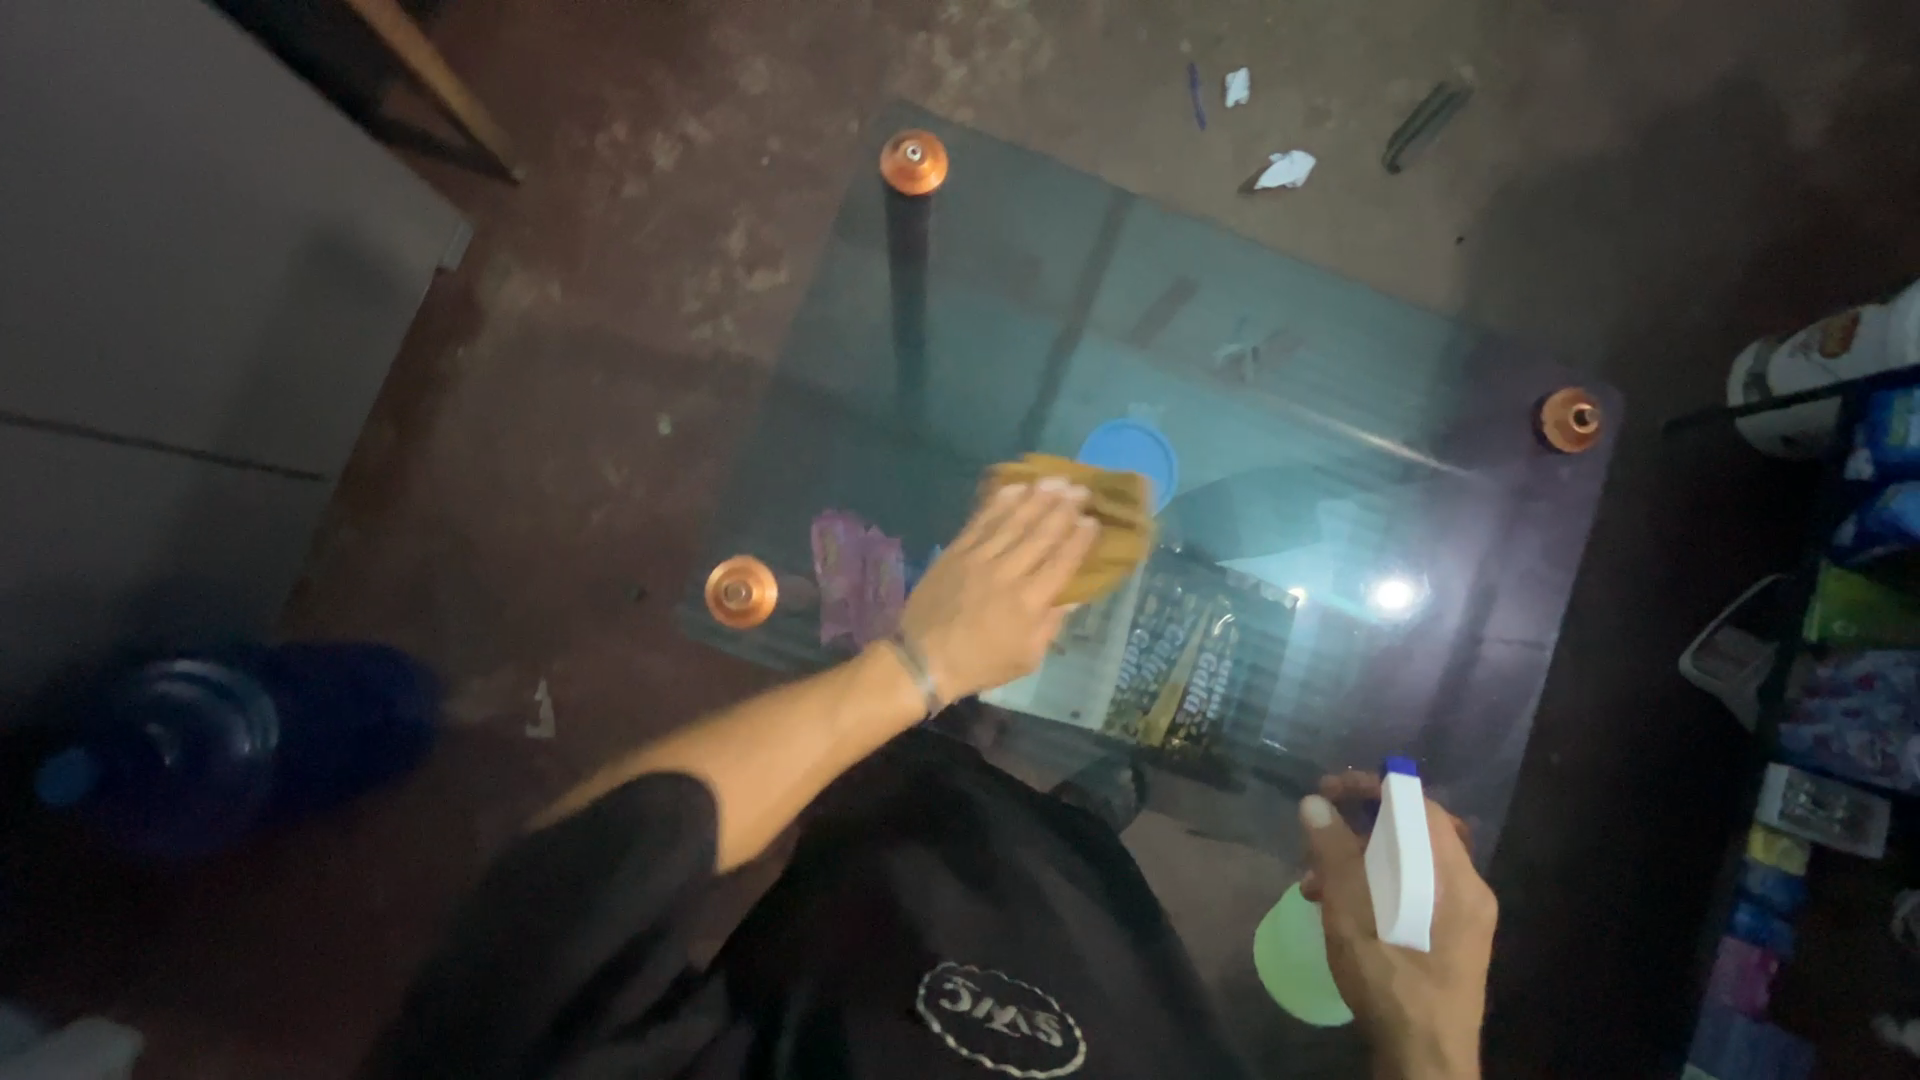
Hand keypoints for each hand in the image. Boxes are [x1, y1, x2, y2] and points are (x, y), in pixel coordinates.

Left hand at [899, 478, 1098, 701]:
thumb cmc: (980, 663)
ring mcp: (979, 558)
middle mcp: (1007, 573)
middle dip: (1064, 509)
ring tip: (1056, 481)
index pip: (1062, 562)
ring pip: (1013, 521)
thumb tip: (1073, 597)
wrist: (923, 658)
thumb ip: (1051, 624)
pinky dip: (999, 502)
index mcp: (1029, 602)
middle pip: (1041, 534)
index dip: (1080, 540)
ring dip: (1037, 498)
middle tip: (1081, 490)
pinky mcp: (956, 551)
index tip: (1093, 521)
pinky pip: (981, 521)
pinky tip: (1016, 488)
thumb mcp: (1027, 657)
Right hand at [1298, 775, 1496, 1079]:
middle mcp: (1467, 889)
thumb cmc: (1390, 982)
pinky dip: (1374, 883)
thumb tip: (1315, 803)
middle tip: (1317, 829)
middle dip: (1357, 822)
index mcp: (1454, 877)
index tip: (1327, 790)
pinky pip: (1412, 888)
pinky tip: (1338, 906)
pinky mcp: (1449, 937)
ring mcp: (1461, 915)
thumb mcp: (1352, 914)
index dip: (1371, 787)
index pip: (1418, 804)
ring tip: (1314, 880)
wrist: (1425, 1061)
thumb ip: (1334, 854)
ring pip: (1407, 861)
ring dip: (1358, 857)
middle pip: (1412, 830)